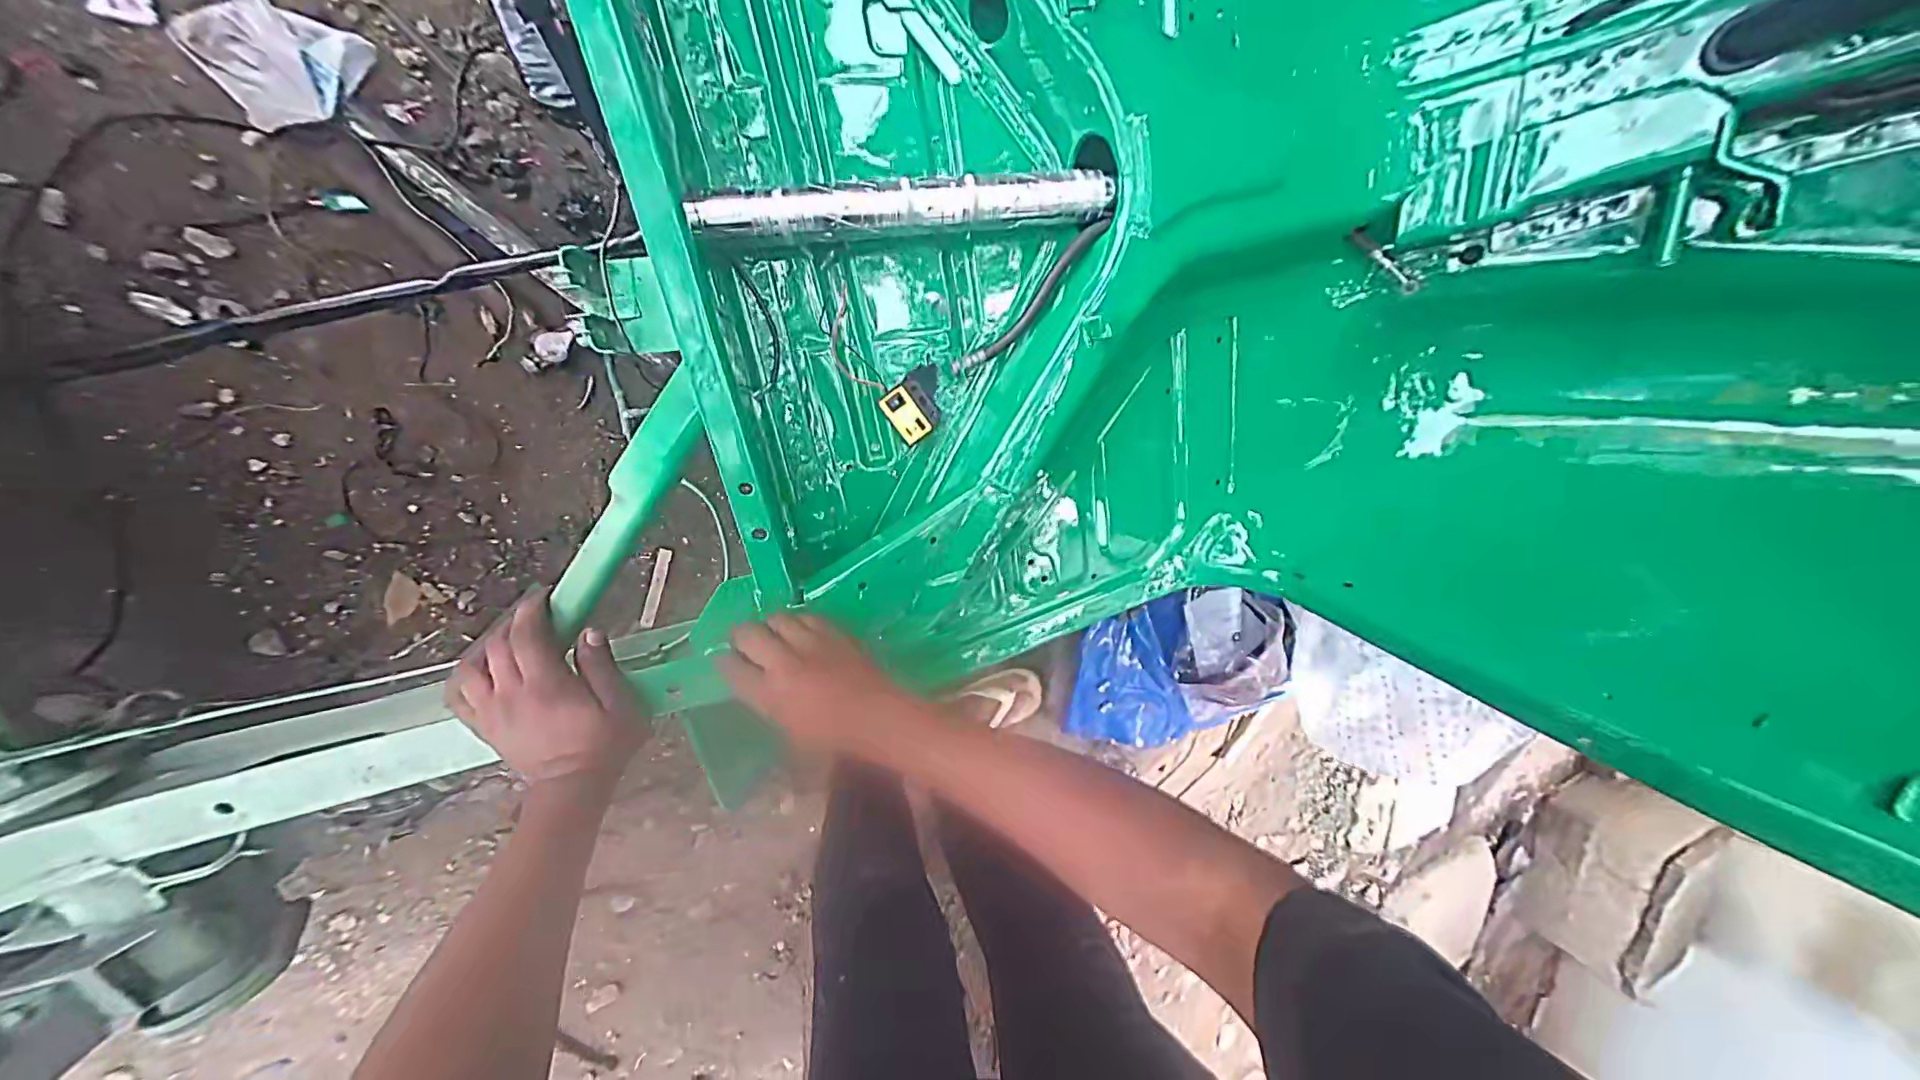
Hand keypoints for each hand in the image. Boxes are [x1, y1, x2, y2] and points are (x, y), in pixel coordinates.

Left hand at [445, 586, 647, 784]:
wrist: (573, 788)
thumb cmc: (605, 745)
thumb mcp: (621, 705)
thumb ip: (603, 667)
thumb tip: (589, 632)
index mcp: (546, 685)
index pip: (526, 636)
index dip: (532, 609)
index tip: (544, 595)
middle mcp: (511, 694)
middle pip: (498, 644)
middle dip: (514, 621)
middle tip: (535, 611)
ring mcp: (492, 712)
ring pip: (471, 666)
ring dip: (488, 644)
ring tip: (509, 637)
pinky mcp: (484, 726)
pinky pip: (459, 694)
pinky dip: (466, 674)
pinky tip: (482, 667)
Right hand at [717, 614, 929, 756]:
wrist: (878, 716)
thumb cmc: (835, 738)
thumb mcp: (791, 732)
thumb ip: (770, 707)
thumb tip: (761, 692)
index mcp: (768, 694)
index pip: (732, 668)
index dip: (725, 662)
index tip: (725, 660)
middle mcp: (783, 662)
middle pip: (748, 634)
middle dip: (741, 636)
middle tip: (745, 642)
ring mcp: (810, 643)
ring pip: (777, 618)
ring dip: (771, 624)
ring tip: (775, 633)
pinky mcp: (833, 632)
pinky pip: (807, 617)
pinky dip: (800, 621)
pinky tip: (803, 630)